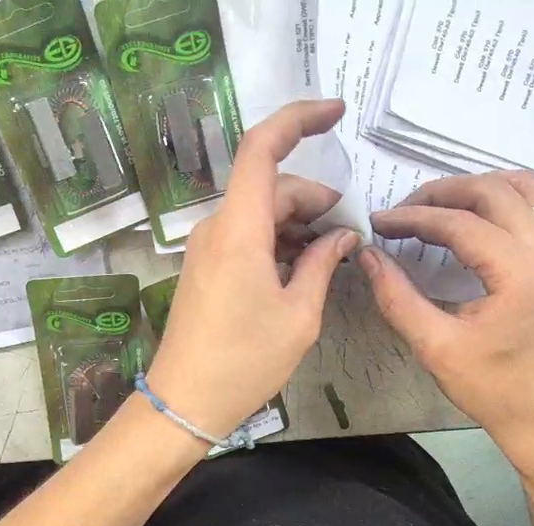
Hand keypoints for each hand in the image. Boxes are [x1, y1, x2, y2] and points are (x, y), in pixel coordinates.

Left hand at [148, 99, 360, 437]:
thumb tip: (342, 236)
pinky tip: (300, 269)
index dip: (299, 119)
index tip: (337, 114)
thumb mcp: (299, 317)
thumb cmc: (244, 363)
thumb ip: (322, 265)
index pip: (263, 148)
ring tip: (329, 256)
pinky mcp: (203, 270)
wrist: (185, 403)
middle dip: (313, 198)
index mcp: (240, 231)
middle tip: (348, 233)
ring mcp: (206, 249)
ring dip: (296, 223)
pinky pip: (244, 237)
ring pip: (258, 213)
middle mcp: (217, 229)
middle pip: (270, 186)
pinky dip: (275, 242)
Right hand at [359, 171, 533, 453]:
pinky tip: (472, 220)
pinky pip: (533, 206)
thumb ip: (398, 298)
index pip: (460, 223)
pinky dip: (500, 201)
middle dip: (442, 193)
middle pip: (492, 190)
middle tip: (402, 213)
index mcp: (518, 271)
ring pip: (520, 188)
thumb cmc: (490, 387)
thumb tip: (369, 257)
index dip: (414, 219)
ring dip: (475, 189)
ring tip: (435, 208)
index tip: (379, 224)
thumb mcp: (435, 347)